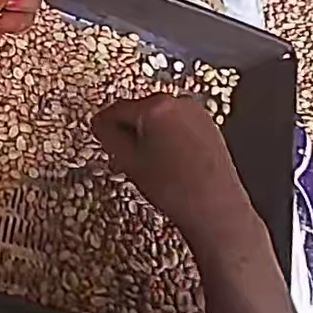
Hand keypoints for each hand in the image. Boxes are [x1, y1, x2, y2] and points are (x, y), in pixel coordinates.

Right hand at [92, 94, 257, 238]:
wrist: (215, 209)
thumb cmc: (175, 188)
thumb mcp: (129, 162)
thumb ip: (108, 136)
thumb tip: (100, 124)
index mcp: (155, 107)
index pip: (117, 108)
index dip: (103, 122)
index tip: (97, 131)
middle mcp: (178, 103)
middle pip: (139, 111)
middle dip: (127, 130)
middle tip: (118, 155)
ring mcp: (196, 114)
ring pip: (159, 118)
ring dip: (147, 135)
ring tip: (143, 164)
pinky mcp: (208, 126)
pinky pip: (177, 125)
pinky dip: (166, 138)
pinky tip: (165, 163)